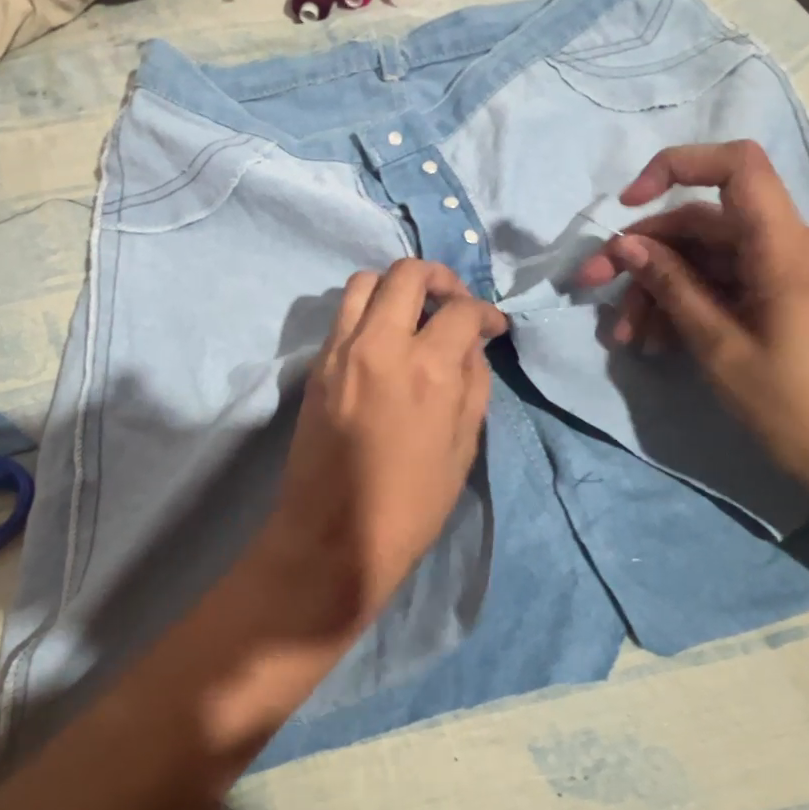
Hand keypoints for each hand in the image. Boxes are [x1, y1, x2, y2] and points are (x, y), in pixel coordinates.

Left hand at [261, 259, 506, 628]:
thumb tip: (470, 347)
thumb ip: (473, 385)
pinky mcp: (316, 366)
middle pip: (407, 274)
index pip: (461, 309)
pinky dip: (367, 311)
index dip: (485, 312)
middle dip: (440, 278)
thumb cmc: (411, 504)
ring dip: (394, 286)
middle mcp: (381, 346)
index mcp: (428, 370)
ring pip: (364, 282)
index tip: (492, 327)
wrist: (333, 535)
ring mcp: (340, 352)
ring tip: (413, 313)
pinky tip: (383, 340)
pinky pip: (342, 315)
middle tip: (453, 303)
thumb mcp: (463, 448)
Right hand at [576, 141, 808, 493]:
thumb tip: (626, 245)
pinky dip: (692, 299)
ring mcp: (799, 265)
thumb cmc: (790, 406)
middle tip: (592, 287)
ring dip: (662, 287)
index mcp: (791, 249)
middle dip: (646, 255)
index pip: (738, 167)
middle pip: (706, 223)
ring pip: (711, 254)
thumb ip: (672, 286)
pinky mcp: (793, 287)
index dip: (676, 167)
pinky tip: (658, 338)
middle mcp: (802, 242)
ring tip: (628, 336)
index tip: (628, 205)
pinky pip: (731, 276)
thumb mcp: (718, 346)